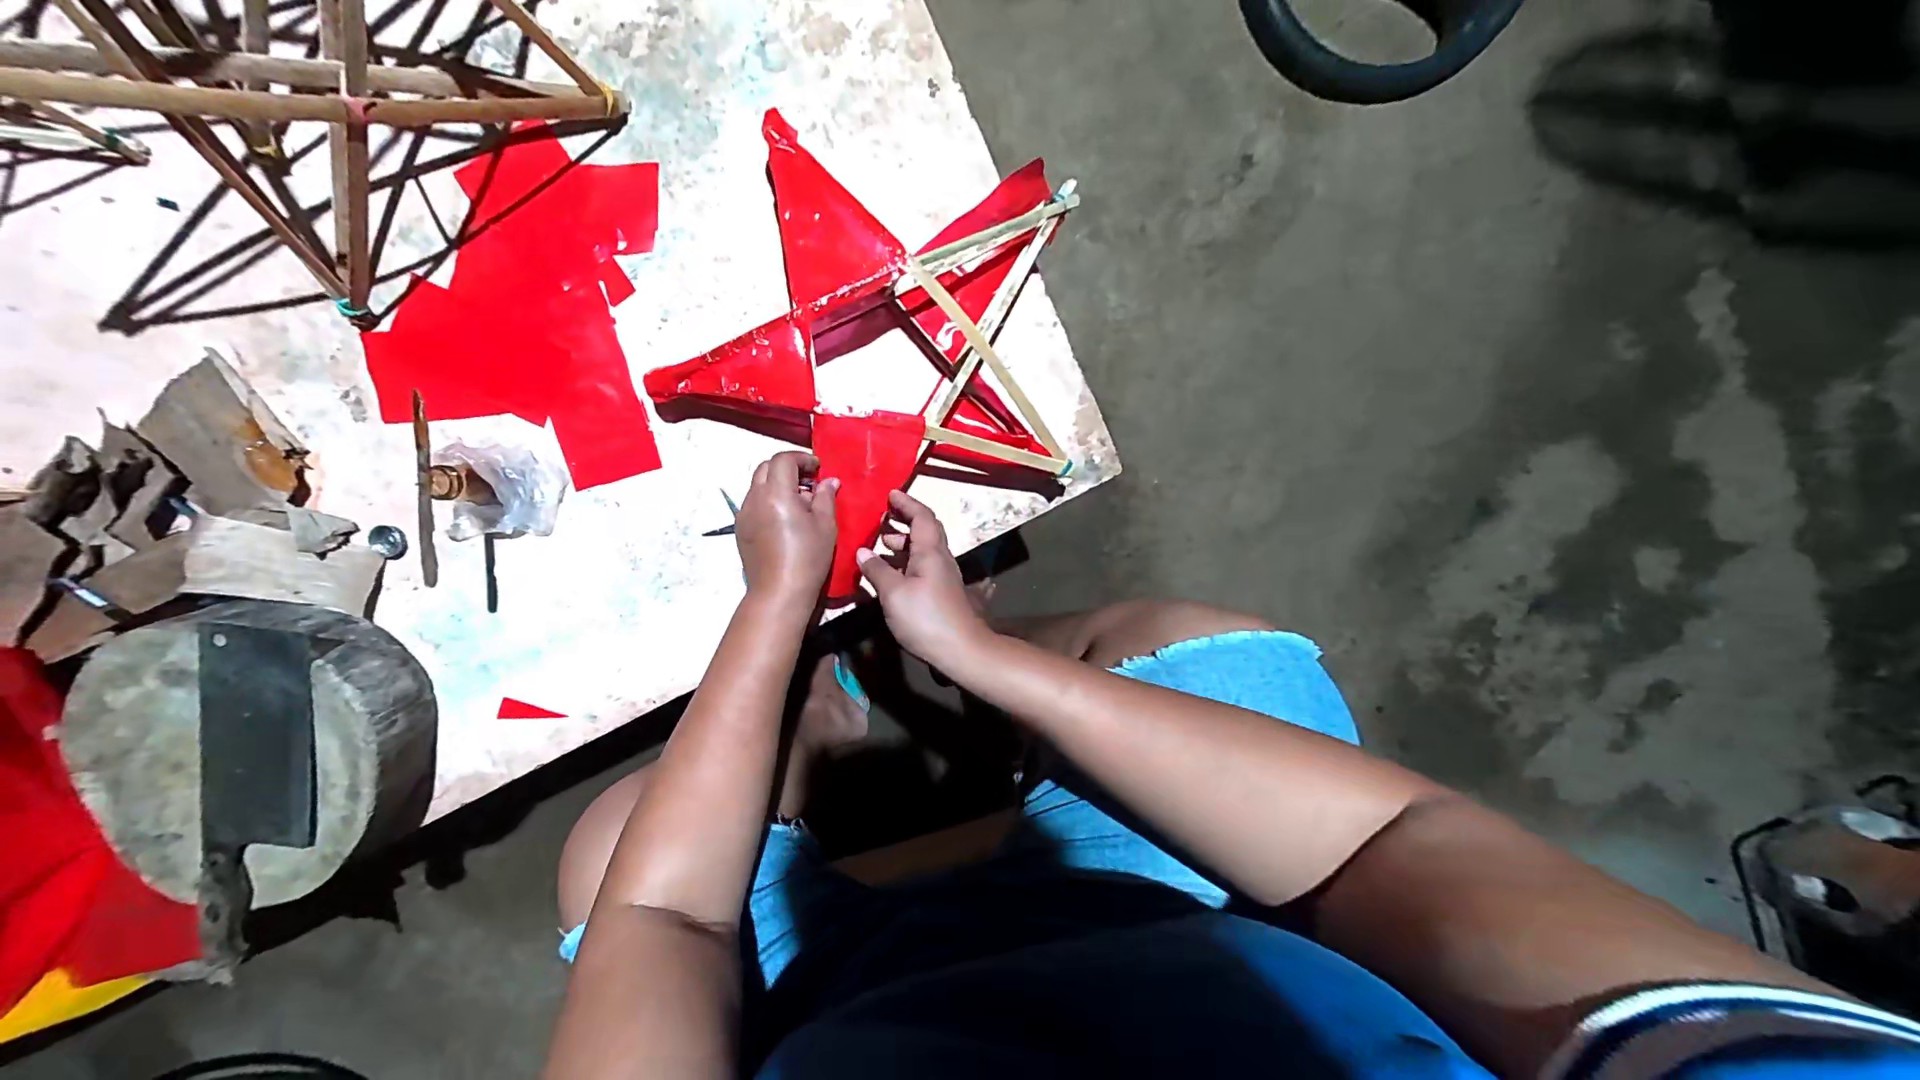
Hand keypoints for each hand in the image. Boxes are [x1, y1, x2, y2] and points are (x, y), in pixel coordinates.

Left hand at [735, 452, 837, 605]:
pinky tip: (785, 519)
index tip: (818, 469)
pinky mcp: (740, 530)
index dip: (802, 459)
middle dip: (787, 468)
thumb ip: (825, 497)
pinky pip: (754, 504)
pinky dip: (769, 501)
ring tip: (799, 502)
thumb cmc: (808, 557)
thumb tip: (828, 481)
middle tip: (808, 481)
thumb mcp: (826, 525)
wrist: (779, 592)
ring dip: (777, 484)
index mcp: (776, 493)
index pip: (783, 460)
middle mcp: (754, 498)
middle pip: (766, 468)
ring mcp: (744, 514)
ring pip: (758, 486)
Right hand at [857, 490, 994, 663]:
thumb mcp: (893, 593)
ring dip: (901, 543)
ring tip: (878, 545)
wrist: (960, 650)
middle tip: (879, 519)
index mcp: (931, 551)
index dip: (906, 503)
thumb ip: (877, 570)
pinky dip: (903, 562)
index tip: (890, 494)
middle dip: (902, 521)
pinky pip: (919, 566)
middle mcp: (939, 559)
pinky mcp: (939, 592)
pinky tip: (886, 573)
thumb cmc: (926, 618)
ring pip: (921, 550)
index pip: (922, 516)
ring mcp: (941, 576)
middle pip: (923, 531)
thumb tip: (862, 551)